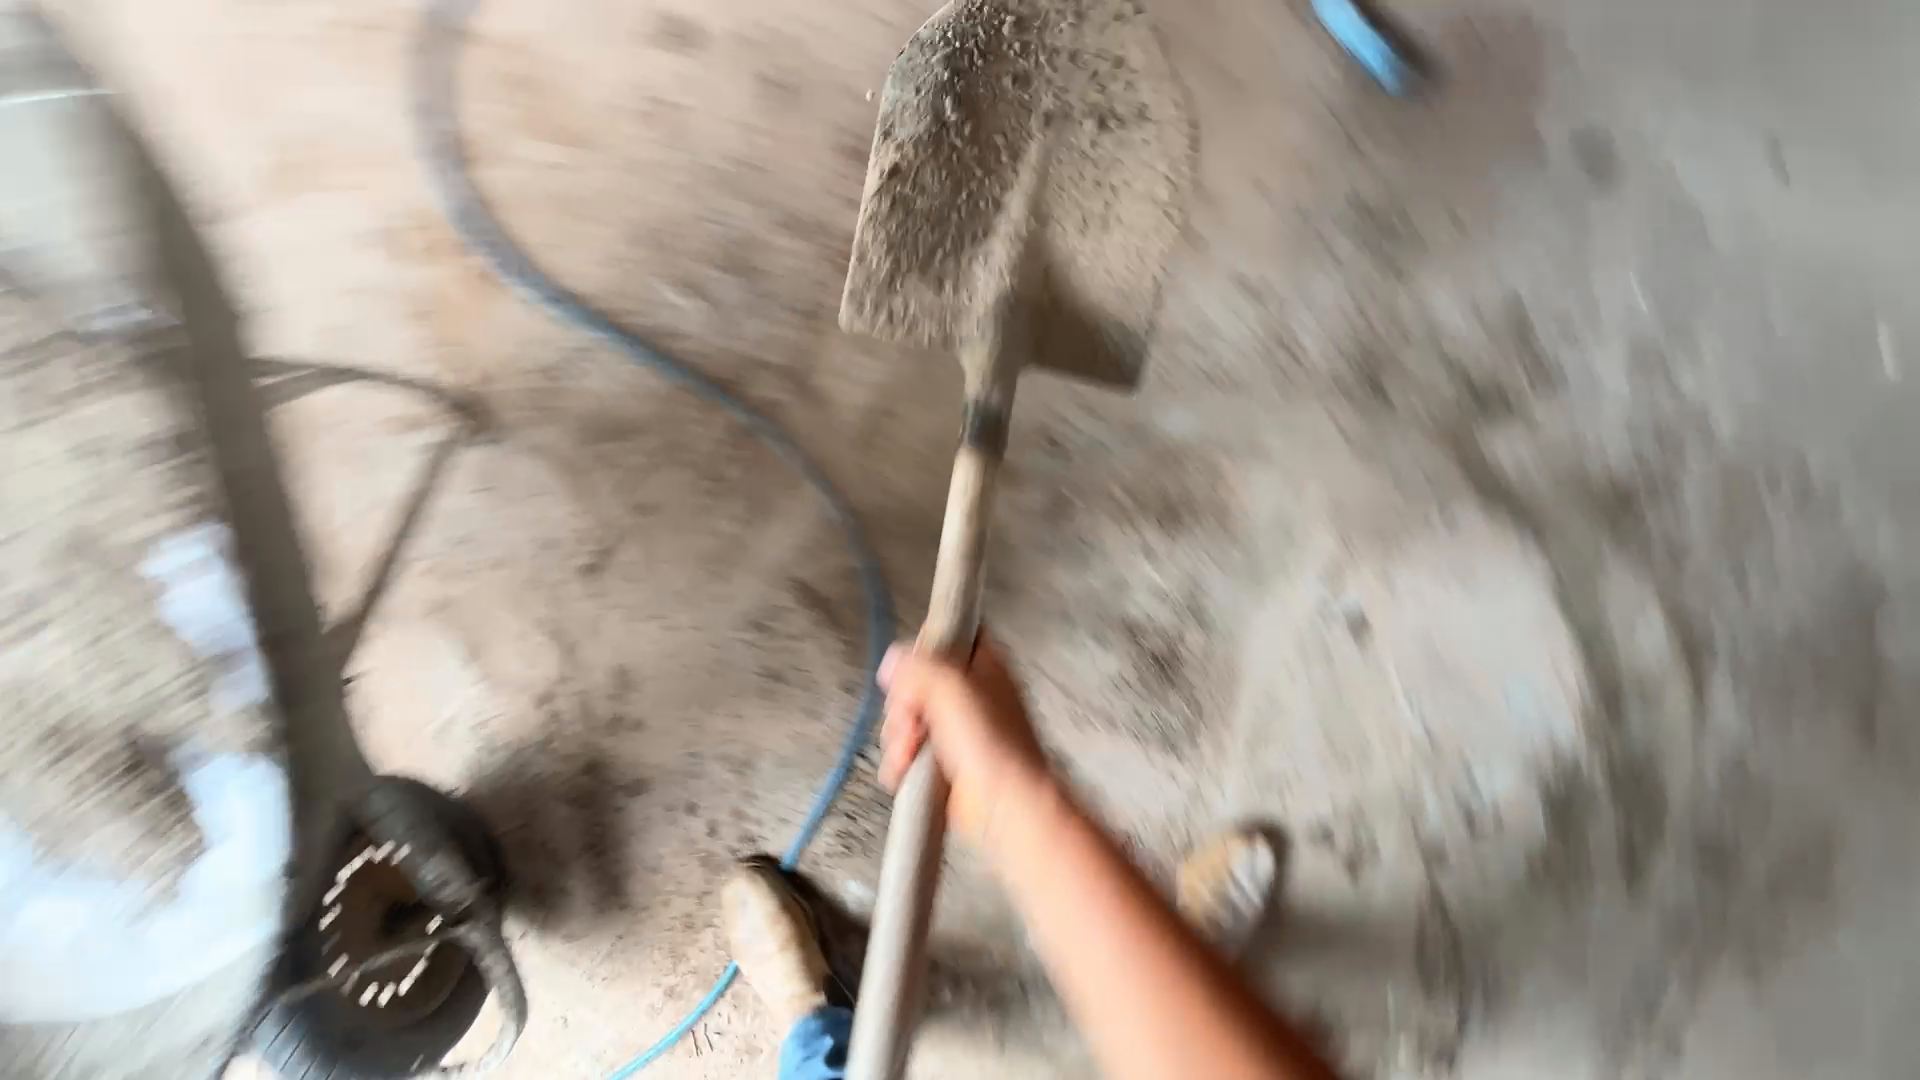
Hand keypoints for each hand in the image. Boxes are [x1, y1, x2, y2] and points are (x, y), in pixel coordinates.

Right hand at [876, 632, 1056, 848]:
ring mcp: (955, 726)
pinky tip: (904, 768)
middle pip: (916, 678)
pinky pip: (907, 747)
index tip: (911, 668)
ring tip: (909, 751)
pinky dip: (900, 758)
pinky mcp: (942, 758)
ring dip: (898, 734)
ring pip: (907, 714)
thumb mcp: (953, 688)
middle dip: (902, 701)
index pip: (947, 635)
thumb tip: (895, 659)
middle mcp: (969, 692)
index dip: (923, 648)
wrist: (1003, 805)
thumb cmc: (991, 745)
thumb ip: (921, 665)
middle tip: (911, 718)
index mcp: (983, 664)